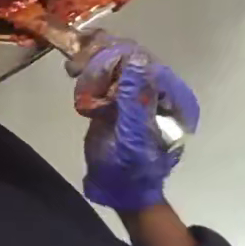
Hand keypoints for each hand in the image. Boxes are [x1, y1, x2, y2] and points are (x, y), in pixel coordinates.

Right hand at [69, 33, 199, 209]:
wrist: (120, 192)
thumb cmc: (129, 169)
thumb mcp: (132, 135)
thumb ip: (134, 99)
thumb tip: (135, 59)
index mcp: (170, 99)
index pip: (145, 63)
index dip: (118, 54)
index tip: (89, 53)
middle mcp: (158, 94)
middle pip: (131, 61)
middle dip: (103, 57)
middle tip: (75, 61)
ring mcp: (138, 98)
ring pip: (118, 67)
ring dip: (95, 64)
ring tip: (73, 68)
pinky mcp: (120, 104)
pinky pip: (109, 79)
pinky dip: (92, 74)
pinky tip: (76, 72)